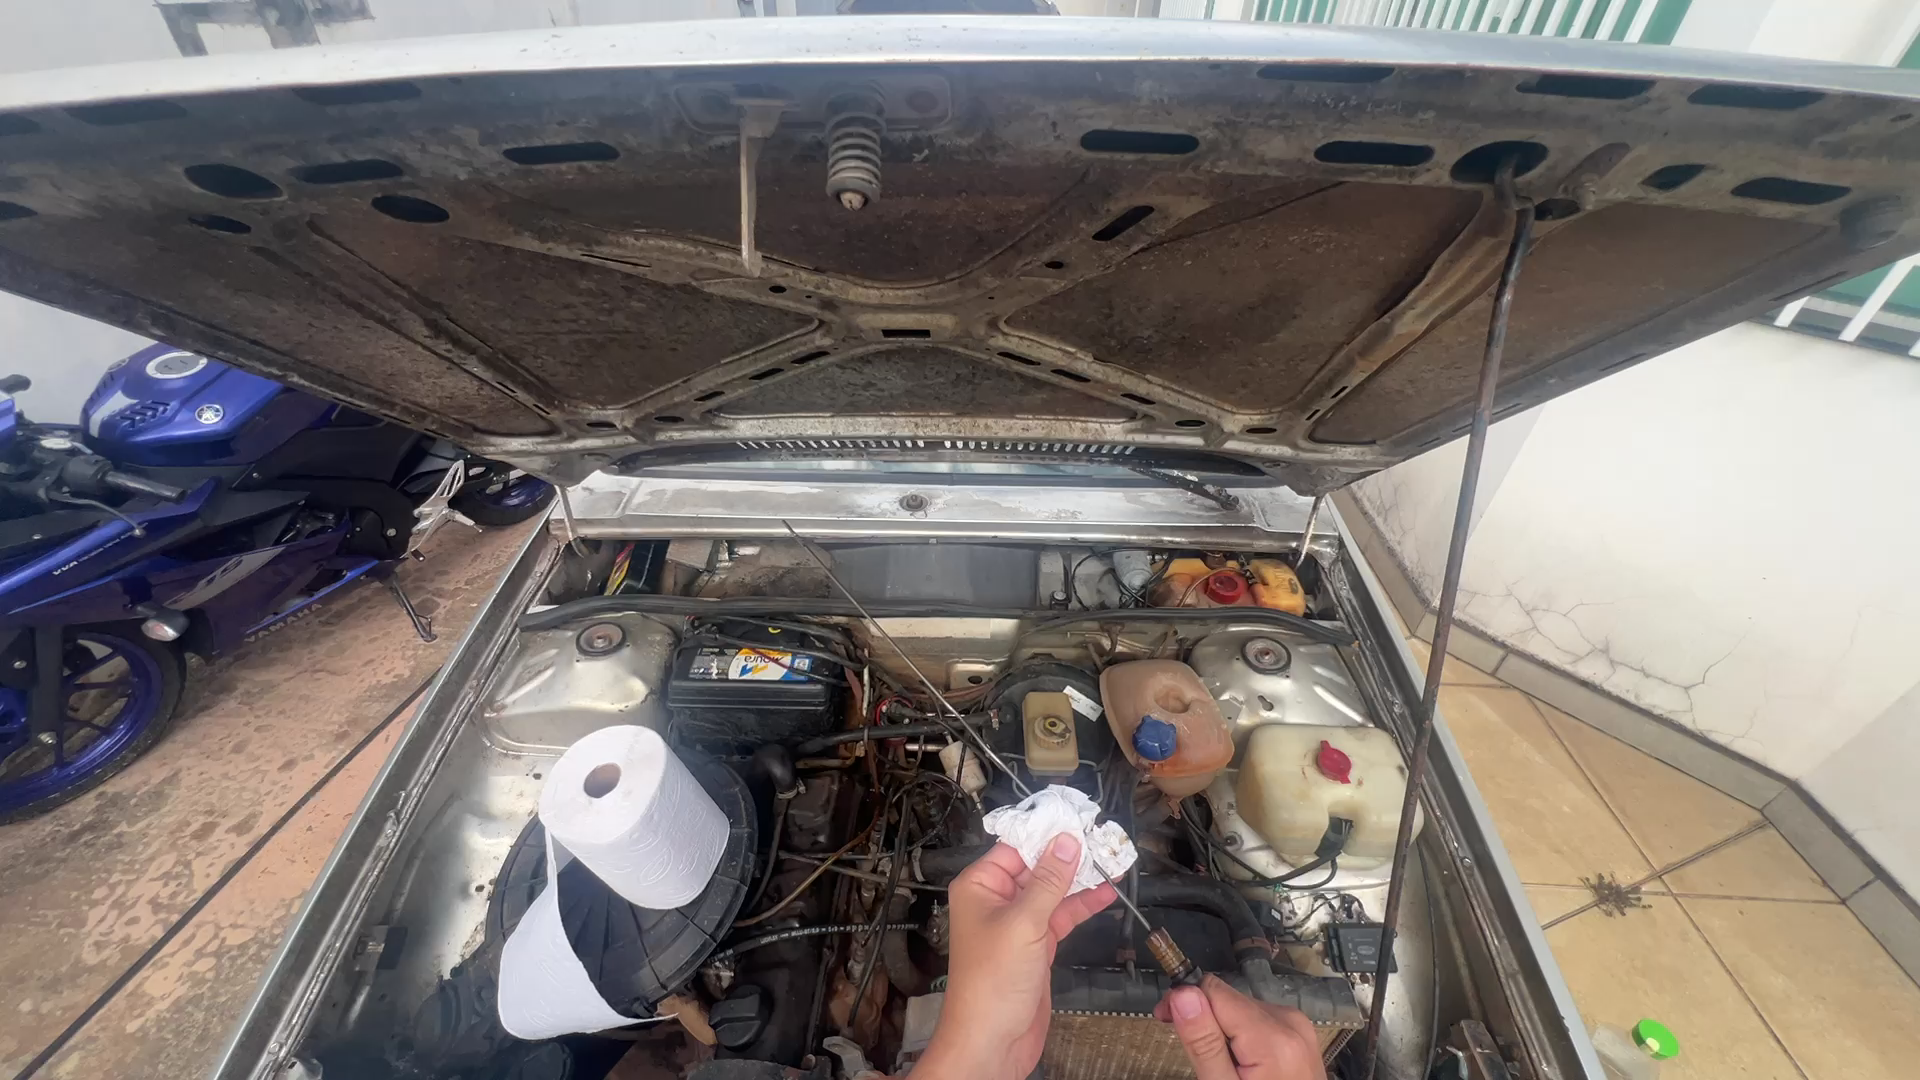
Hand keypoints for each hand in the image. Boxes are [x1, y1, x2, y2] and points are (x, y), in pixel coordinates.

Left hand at [917, 835, 1115, 1079]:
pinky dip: (1082, 904)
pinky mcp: (1036, 943)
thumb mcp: (1023, 923)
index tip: (1075, 819)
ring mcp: (1018, 921)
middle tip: (1099, 837)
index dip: (1046, 832)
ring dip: (1081, 877)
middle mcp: (997, 898)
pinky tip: (1105, 893)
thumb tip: (1065, 842)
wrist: (992, 1043)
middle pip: (1037, 865)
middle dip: (1069, 854)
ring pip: (1053, 889)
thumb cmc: (989, 985)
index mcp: (981, 884)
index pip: (1017, 846)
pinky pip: (1061, 914)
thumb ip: (1049, 881)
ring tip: (1110, 860)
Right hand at [1155, 974, 1326, 1079]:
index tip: (1168, 1019)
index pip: (1212, 989)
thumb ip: (1204, 1043)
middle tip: (1192, 1052)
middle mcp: (1288, 1022)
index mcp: (1271, 1037)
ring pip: (1239, 1007)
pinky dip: (1242, 1035)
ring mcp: (1296, 1027)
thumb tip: (1182, 994)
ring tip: (1220, 1063)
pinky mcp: (1298, 1033)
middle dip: (1204, 1019)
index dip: (1184, 1002)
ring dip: (1223, 1028)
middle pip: (1226, 998)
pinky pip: (1256, 1019)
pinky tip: (1241, 1062)